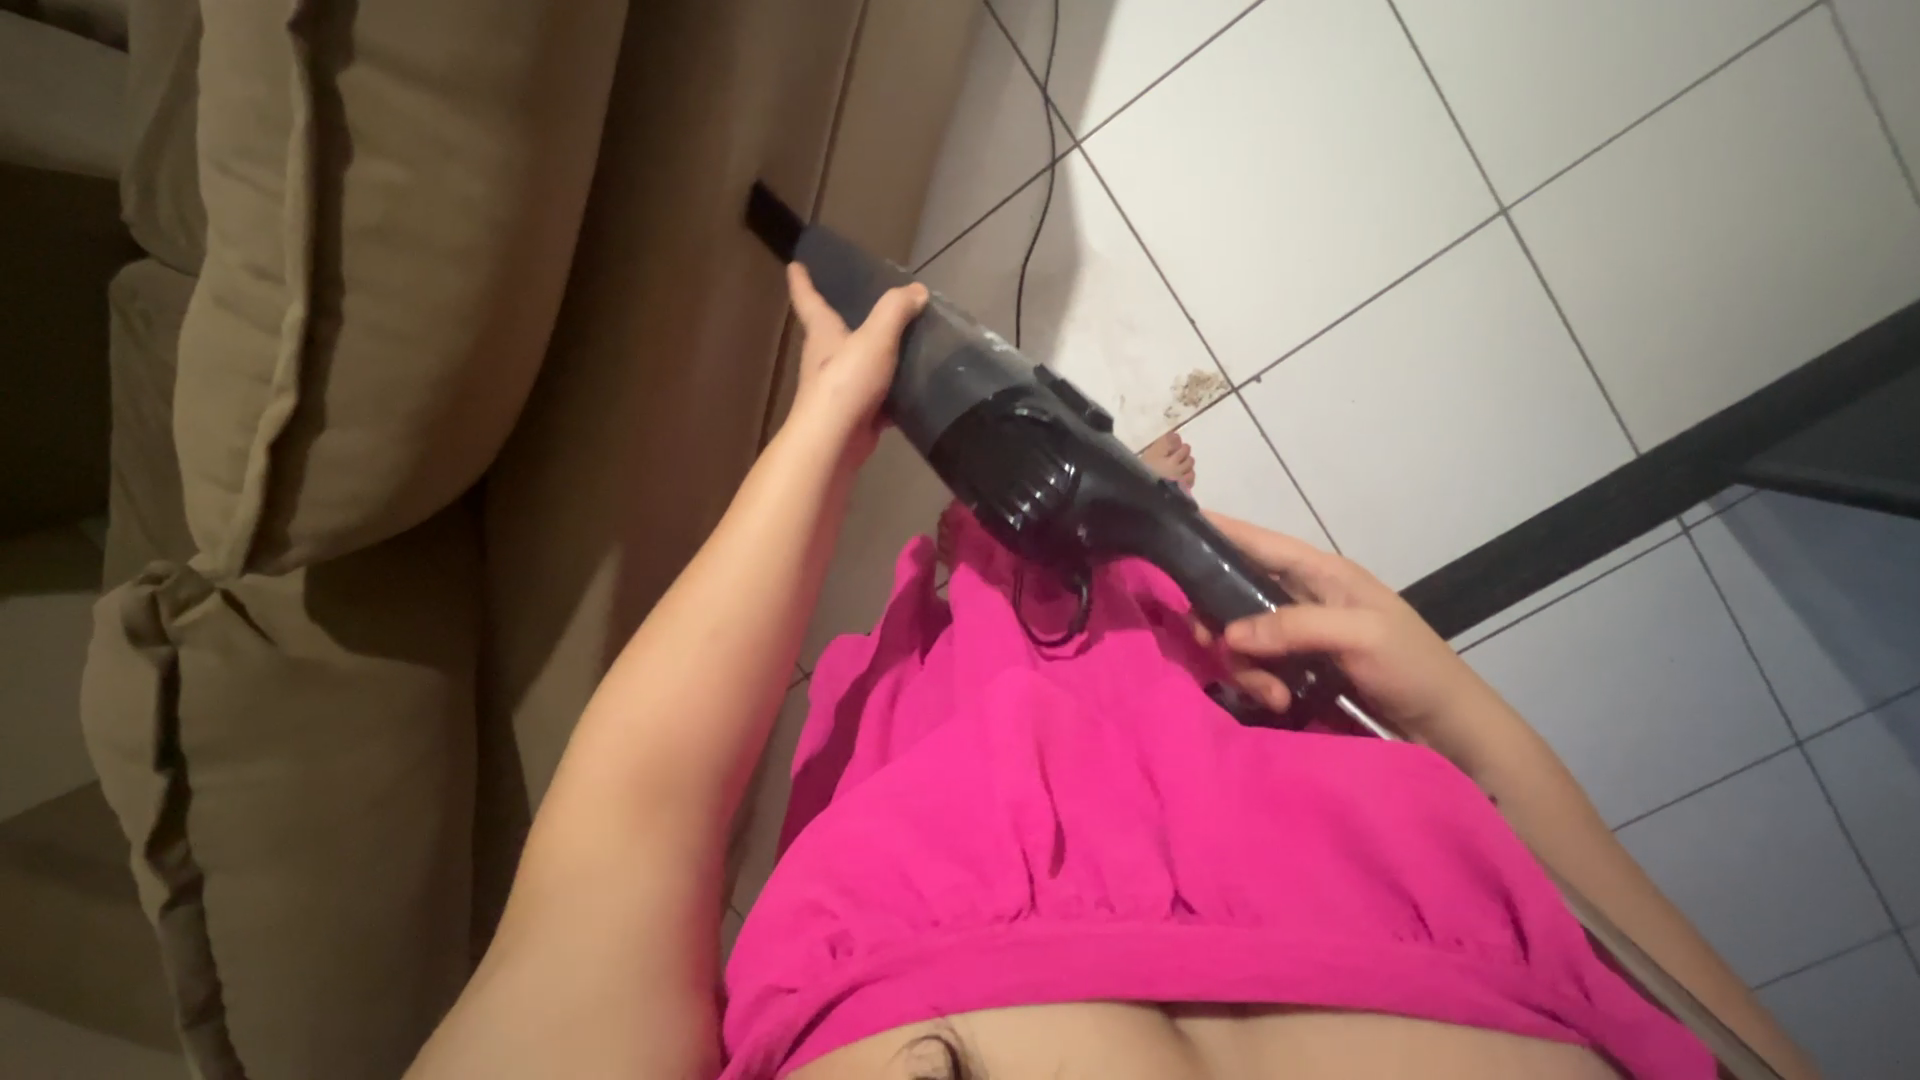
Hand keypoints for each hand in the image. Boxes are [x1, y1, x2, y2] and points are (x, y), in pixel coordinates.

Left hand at [785, 263, 928, 462]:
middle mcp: (825, 360)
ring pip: (858, 367)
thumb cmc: (846, 381)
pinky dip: (892, 395)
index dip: (802, 282)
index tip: (795, 266)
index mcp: (823, 334)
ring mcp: (840, 390)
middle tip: (864, 306)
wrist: (836, 439)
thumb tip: (917, 290)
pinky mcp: (856, 415)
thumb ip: (895, 311)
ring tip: (902, 345)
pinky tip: (913, 392)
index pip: (808, 300)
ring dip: (874, 358)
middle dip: (844, 321)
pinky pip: (877, 399)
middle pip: (833, 333)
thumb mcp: (874, 337)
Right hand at [1202, 513, 1513, 752]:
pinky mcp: (1294, 668)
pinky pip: (1253, 666)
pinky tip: (1279, 702)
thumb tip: (1228, 632)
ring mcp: (1295, 635)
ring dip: (1243, 665)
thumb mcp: (1361, 636)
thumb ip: (1293, 626)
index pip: (1257, 541)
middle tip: (1213, 646)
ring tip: (1272, 695)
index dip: (1217, 530)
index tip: (1174, 526)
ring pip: (1237, 635)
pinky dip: (1257, 683)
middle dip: (1218, 621)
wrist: (1445, 729)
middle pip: (1231, 593)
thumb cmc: (1412, 667)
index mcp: (1319, 572)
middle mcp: (1299, 597)